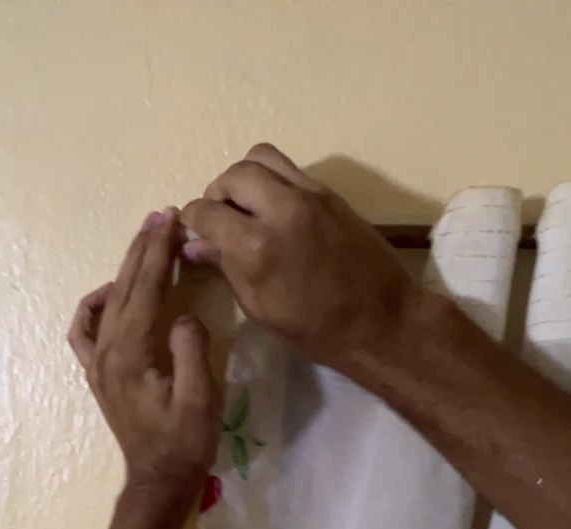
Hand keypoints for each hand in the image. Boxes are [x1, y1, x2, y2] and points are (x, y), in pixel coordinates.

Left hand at [68, 209, 221, 501]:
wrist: (158, 479)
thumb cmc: (184, 443)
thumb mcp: (200, 398)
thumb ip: (191, 351)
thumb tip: (182, 316)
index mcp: (130, 355)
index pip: (145, 290)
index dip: (158, 251)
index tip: (171, 218)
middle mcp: (106, 354)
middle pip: (123, 288)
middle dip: (143, 249)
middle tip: (162, 215)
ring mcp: (97, 365)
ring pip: (106, 304)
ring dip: (125, 271)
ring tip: (146, 244)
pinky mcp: (98, 375)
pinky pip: (84, 333)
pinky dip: (94, 308)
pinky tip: (110, 295)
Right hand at [180, 144, 422, 373]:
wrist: (381, 319)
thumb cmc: (313, 328)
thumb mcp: (258, 306)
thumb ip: (226, 266)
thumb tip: (196, 245)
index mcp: (257, 246)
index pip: (206, 212)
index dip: (190, 221)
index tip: (190, 233)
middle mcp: (281, 208)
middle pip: (232, 175)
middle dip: (216, 194)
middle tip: (217, 220)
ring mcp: (309, 194)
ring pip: (261, 158)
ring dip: (243, 178)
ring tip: (243, 207)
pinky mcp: (329, 192)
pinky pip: (288, 168)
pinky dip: (269, 180)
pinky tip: (270, 210)